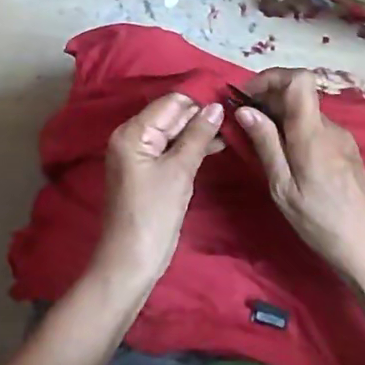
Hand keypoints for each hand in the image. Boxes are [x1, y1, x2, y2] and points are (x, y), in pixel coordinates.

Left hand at [95, 93, 225, 288]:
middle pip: (171, 115)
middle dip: (200, 116)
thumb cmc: (153, 214)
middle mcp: (132, 136)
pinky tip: (215, 146)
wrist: (130, 262)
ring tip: (229, 132)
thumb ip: (198, 135)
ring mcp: (138, 154)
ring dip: (198, 132)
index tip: (229, 105)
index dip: (199, 102)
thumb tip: (217, 106)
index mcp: (133, 132)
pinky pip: (170, 148)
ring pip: (173, 132)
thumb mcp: (179, 171)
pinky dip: (189, 147)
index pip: (171, 102)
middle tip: (234, 119)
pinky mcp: (147, 170)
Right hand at [233, 69, 364, 287]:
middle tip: (245, 121)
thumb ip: (266, 144)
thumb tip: (245, 109)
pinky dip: (296, 128)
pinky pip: (316, 126)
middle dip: (268, 98)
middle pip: (299, 92)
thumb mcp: (282, 187)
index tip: (247, 96)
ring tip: (261, 140)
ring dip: (281, 115)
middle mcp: (330, 126)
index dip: (271, 77)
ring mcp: (341, 135)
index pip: (299, 79)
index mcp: (313, 133)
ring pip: (306, 110)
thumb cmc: (319, 220)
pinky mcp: (346, 147)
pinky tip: (285, 154)